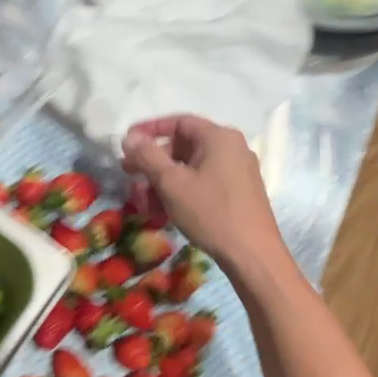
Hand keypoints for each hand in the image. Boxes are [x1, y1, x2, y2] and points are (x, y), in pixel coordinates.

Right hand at [121, 115, 283, 273]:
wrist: (252, 254)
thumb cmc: (210, 212)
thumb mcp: (172, 183)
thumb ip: (147, 156)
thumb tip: (130, 138)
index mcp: (219, 137)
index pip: (178, 122)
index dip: (148, 130)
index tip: (125, 143)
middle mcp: (231, 148)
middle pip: (183, 146)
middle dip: (152, 162)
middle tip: (129, 175)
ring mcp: (237, 171)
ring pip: (190, 168)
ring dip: (162, 182)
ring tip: (142, 202)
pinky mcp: (238, 193)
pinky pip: (202, 183)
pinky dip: (180, 192)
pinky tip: (163, 212)